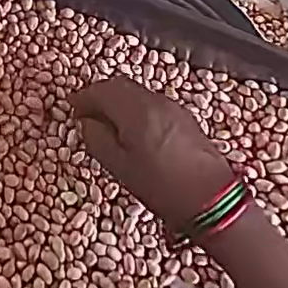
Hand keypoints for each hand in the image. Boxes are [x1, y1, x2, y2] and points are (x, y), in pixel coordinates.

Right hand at [70, 77, 236, 227]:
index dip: (83, 98)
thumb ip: (96, 139)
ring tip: (108, 124)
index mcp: (136, 111)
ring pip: (137, 93)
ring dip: (118, 101)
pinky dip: (136, 109)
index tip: (72, 109)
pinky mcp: (185, 119)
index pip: (101, 90)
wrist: (214, 201)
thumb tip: (87, 123)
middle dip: (99, 95)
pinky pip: (152, 103)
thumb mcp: (118, 166)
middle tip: (86, 113)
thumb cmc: (162, 187)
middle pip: (119, 85)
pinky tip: (133, 131)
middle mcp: (156, 102)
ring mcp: (173, 108)